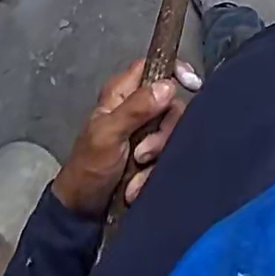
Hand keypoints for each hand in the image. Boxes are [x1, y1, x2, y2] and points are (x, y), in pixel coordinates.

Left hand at [49, 57, 198, 218]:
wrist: (83, 210)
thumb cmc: (89, 167)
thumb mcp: (109, 135)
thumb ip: (136, 109)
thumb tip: (168, 86)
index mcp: (121, 92)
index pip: (153, 65)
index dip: (174, 69)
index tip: (191, 85)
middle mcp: (136, 106)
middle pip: (170, 103)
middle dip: (163, 131)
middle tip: (143, 152)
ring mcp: (145, 130)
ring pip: (171, 130)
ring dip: (157, 155)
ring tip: (137, 170)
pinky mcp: (151, 153)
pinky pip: (166, 154)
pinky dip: (153, 171)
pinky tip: (137, 183)